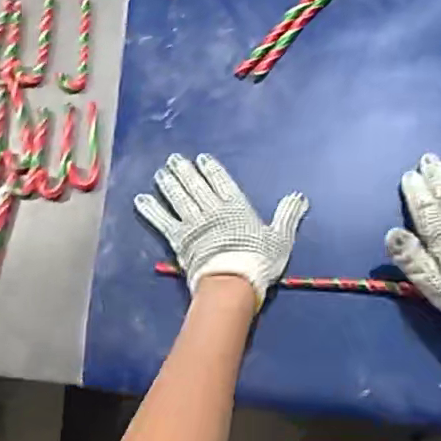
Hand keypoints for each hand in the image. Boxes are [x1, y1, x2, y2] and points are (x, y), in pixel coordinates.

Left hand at [136, 153, 307, 306]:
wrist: (232, 281)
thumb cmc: (259, 262)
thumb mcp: (280, 238)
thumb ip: (287, 215)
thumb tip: (299, 197)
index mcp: (236, 208)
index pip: (222, 182)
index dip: (211, 169)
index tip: (201, 159)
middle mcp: (212, 210)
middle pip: (195, 186)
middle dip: (184, 171)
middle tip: (174, 160)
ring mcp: (193, 223)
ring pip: (178, 198)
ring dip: (168, 184)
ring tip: (160, 173)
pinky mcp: (178, 238)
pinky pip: (161, 220)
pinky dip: (151, 209)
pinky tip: (141, 199)